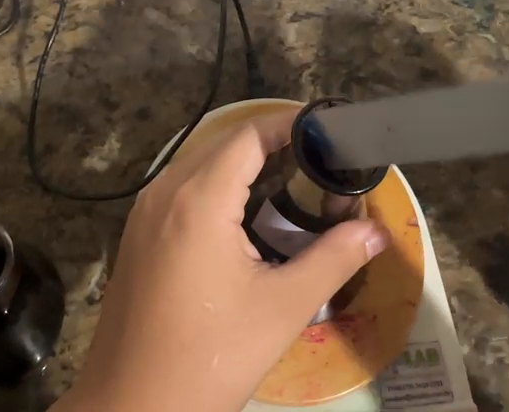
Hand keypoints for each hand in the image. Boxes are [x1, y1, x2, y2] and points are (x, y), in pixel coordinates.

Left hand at [55, 110, 389, 411]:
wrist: (131, 407)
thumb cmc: (209, 355)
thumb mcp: (280, 309)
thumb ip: (332, 260)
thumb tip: (376, 232)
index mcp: (198, 198)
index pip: (247, 134)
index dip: (287, 124)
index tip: (326, 131)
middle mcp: (165, 190)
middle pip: (223, 144)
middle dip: (270, 143)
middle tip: (318, 161)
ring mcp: (145, 211)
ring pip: (199, 164)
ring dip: (242, 164)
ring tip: (291, 182)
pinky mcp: (137, 233)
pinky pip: (181, 188)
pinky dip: (216, 185)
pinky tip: (245, 215)